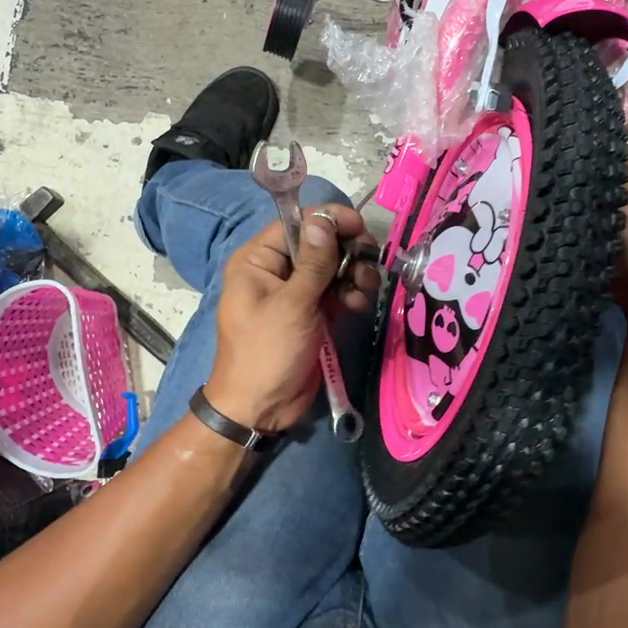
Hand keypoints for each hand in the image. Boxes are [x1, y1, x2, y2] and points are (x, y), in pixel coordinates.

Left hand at [202, 204, 379, 433]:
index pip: (296, 223)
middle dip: (347, 250)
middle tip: (370, 262)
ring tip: (366, 289)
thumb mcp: (292, 306)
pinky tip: (358, 306)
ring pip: (332, 267)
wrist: (260, 408)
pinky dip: (350, 294)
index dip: (329, 221)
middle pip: (319, 243)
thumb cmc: (267, 353)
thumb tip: (323, 220)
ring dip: (354, 273)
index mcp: (257, 260)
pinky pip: (336, 291)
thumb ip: (313, 263)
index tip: (360, 228)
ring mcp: (295, 292)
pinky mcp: (312, 313)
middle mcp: (275, 270)